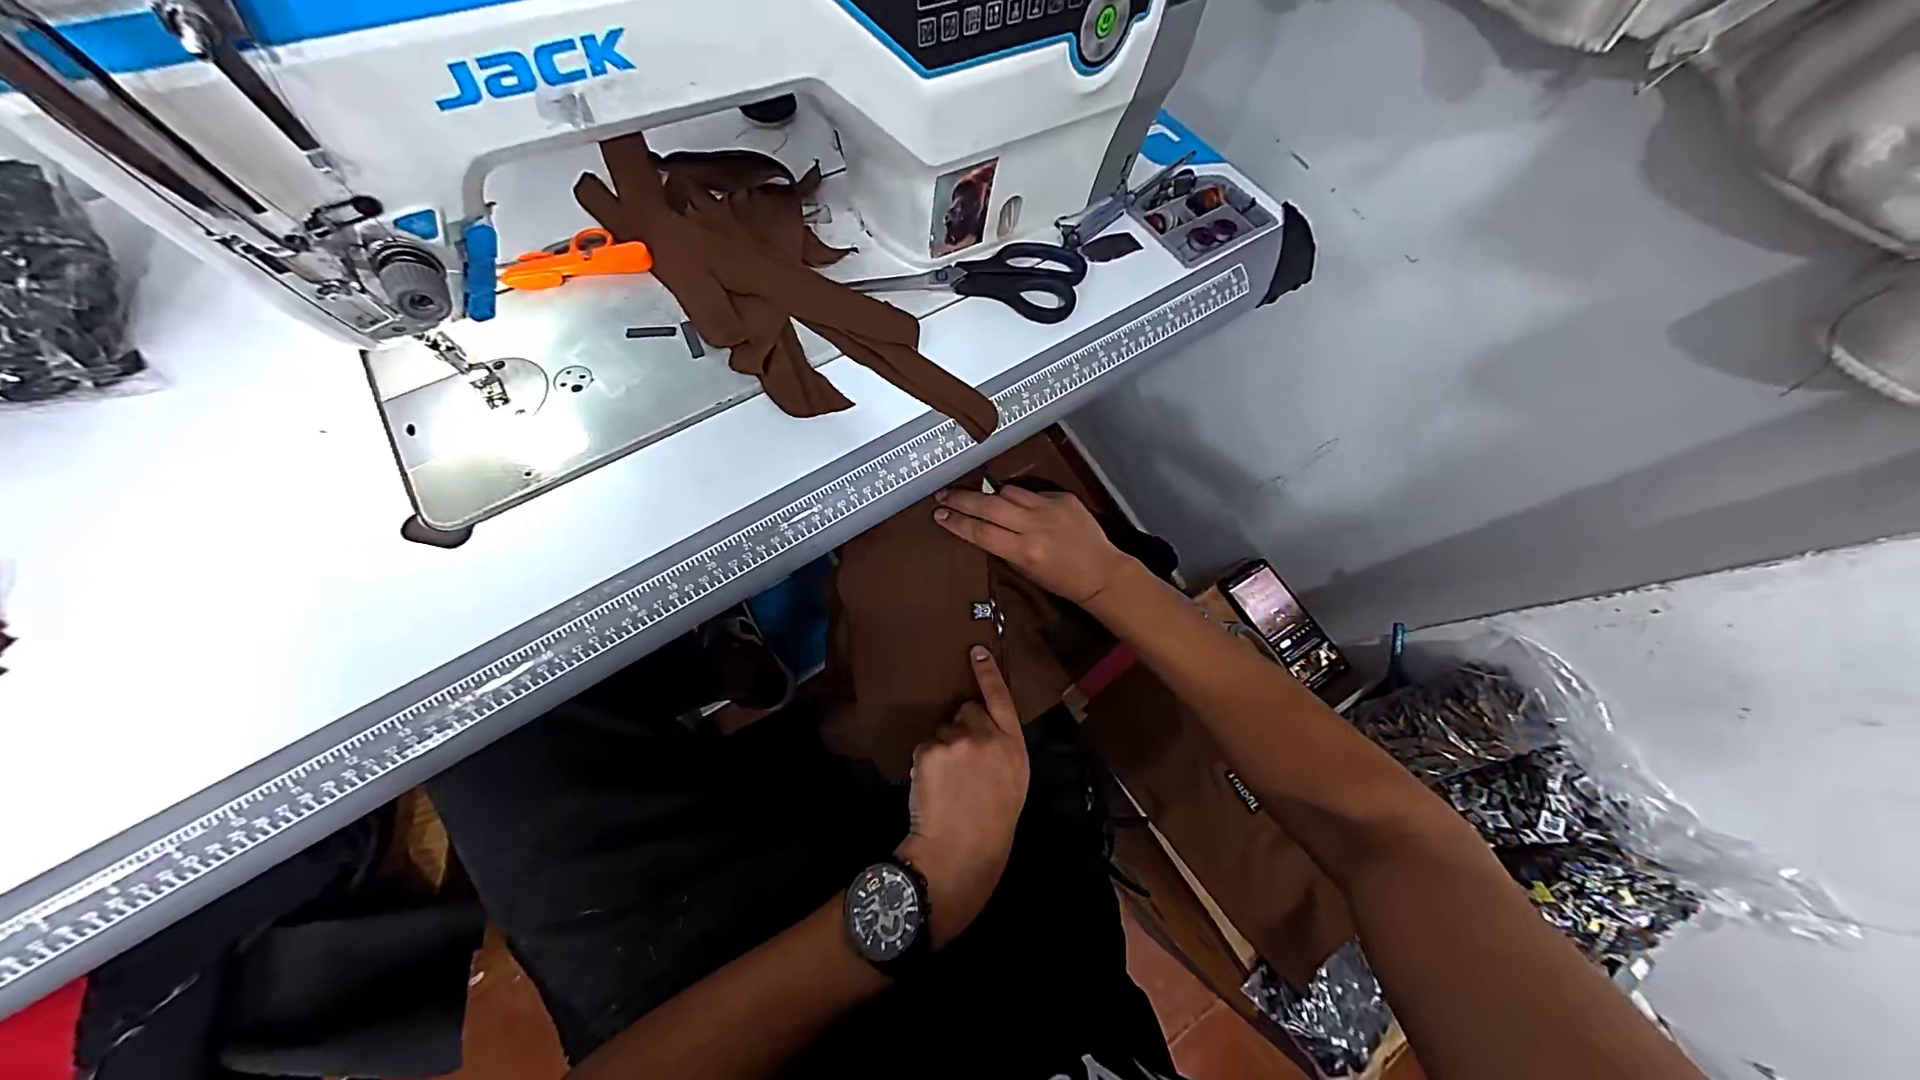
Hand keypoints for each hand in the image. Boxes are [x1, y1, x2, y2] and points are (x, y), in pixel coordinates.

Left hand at [896, 648, 1030, 948]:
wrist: (961, 853)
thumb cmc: (991, 822)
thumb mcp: (1013, 782)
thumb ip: (1002, 749)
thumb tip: (984, 726)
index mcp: (1014, 746)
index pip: (1002, 699)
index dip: (988, 674)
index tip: (976, 650)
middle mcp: (989, 737)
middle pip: (966, 710)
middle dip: (961, 727)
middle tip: (961, 763)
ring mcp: (959, 741)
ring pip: (943, 730)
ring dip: (943, 747)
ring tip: (948, 782)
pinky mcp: (932, 750)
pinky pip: (924, 746)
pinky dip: (925, 762)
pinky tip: (933, 787)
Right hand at [933, 486, 1136, 604]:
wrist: (1102, 572)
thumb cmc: (1063, 581)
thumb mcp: (1026, 571)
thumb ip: (1004, 548)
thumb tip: (983, 528)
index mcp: (1024, 551)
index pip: (981, 531)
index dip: (956, 522)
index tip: (940, 515)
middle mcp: (1035, 526)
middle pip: (988, 506)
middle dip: (962, 499)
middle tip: (943, 495)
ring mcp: (1050, 508)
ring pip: (1008, 492)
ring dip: (992, 496)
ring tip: (980, 500)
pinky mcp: (1063, 498)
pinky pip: (1031, 492)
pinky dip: (1021, 499)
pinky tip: (1021, 508)